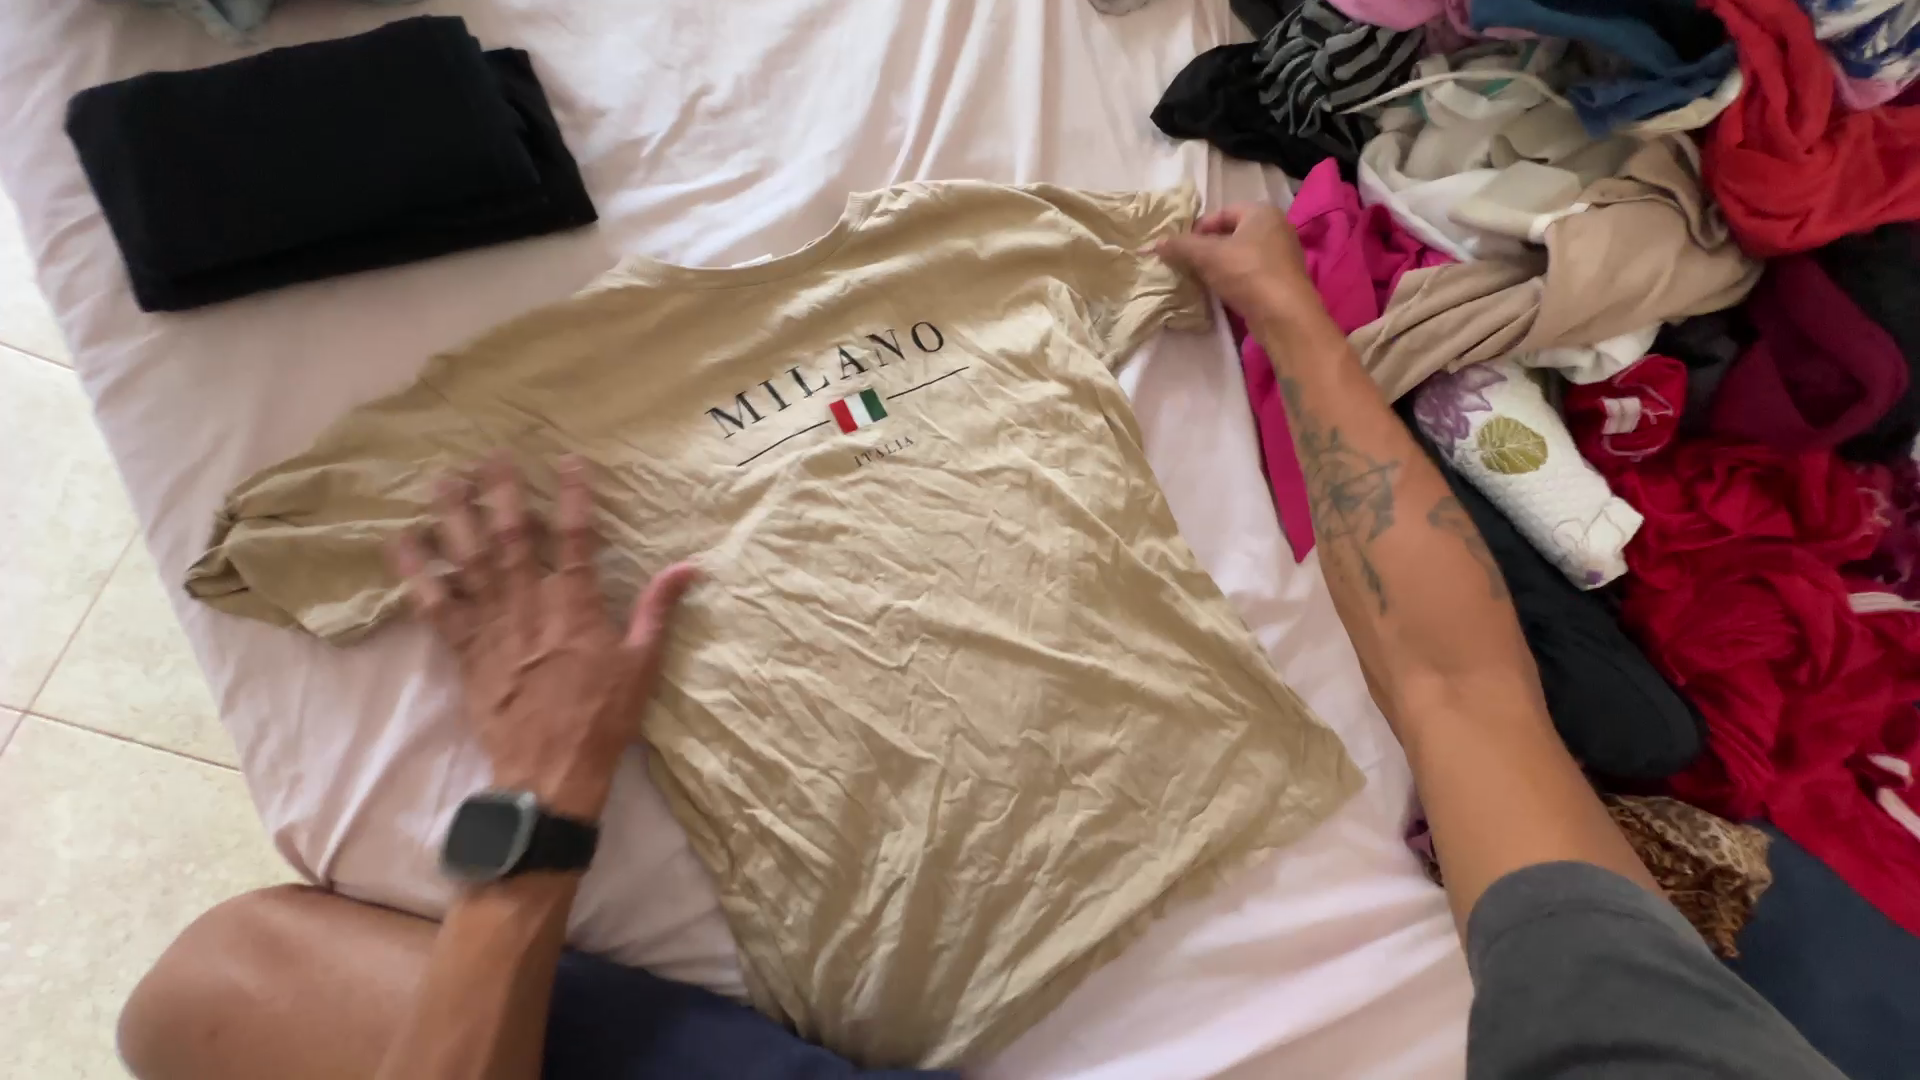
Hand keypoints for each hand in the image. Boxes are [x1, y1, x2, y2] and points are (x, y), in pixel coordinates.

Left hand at [388, 455, 698, 821]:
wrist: (550, 771)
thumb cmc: (605, 717)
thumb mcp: (644, 663)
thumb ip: (658, 610)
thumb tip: (689, 567)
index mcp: (577, 608)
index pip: (575, 539)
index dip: (573, 496)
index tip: (569, 460)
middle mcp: (529, 607)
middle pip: (511, 539)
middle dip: (502, 493)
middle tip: (491, 455)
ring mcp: (491, 628)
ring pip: (468, 562)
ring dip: (454, 517)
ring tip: (443, 479)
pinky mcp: (464, 652)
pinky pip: (434, 606)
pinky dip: (416, 573)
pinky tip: (403, 542)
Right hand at [1152, 203, 1331, 334]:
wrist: (1282, 313)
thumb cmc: (1247, 272)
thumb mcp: (1207, 256)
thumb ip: (1181, 247)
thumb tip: (1156, 243)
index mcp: (1261, 212)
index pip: (1222, 212)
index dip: (1198, 228)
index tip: (1181, 247)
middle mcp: (1275, 228)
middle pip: (1231, 234)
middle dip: (1206, 249)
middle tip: (1187, 265)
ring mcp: (1280, 256)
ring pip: (1239, 256)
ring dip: (1218, 267)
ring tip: (1200, 281)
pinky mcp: (1279, 281)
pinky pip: (1249, 274)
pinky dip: (1232, 280)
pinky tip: (1220, 294)